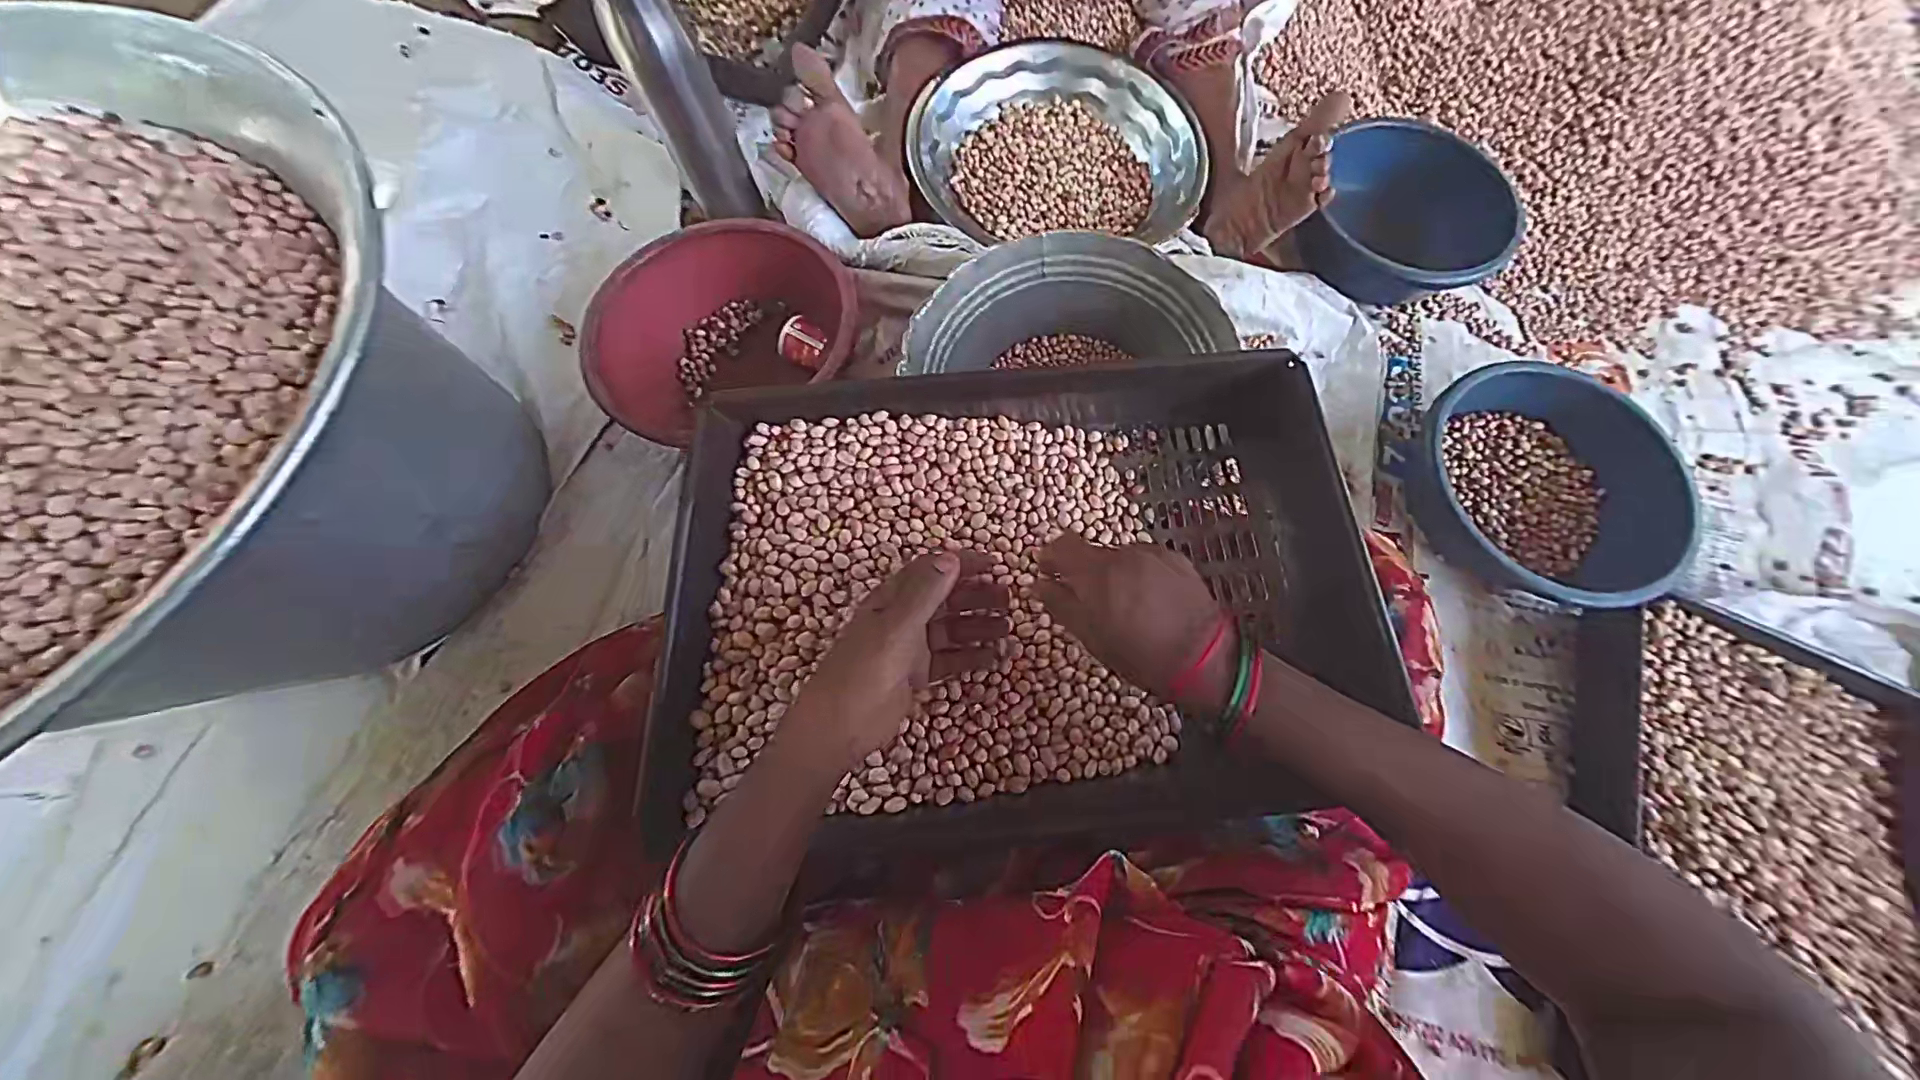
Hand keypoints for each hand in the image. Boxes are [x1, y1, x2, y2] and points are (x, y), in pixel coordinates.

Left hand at [781, 550, 1009, 774]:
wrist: (838, 727)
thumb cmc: (863, 671)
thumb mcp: (895, 628)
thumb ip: (923, 594)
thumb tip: (951, 558)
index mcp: (892, 599)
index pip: (931, 570)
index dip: (962, 564)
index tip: (995, 565)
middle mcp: (902, 618)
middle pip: (946, 599)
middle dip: (977, 596)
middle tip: (1009, 600)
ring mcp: (910, 647)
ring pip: (951, 630)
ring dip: (978, 626)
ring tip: (1007, 629)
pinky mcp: (916, 674)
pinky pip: (950, 659)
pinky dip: (971, 656)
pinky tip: (994, 657)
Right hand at [1033, 533, 1232, 713]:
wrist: (1205, 658)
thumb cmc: (1140, 655)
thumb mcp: (1091, 637)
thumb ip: (1060, 605)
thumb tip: (1038, 584)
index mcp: (1097, 573)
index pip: (1061, 546)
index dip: (1050, 557)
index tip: (1047, 572)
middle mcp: (1124, 554)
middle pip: (1091, 552)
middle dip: (1083, 572)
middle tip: (1087, 601)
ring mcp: (1152, 555)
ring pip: (1119, 557)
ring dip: (1112, 573)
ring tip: (1123, 605)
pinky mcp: (1176, 560)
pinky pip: (1144, 560)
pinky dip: (1138, 574)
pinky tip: (1148, 600)